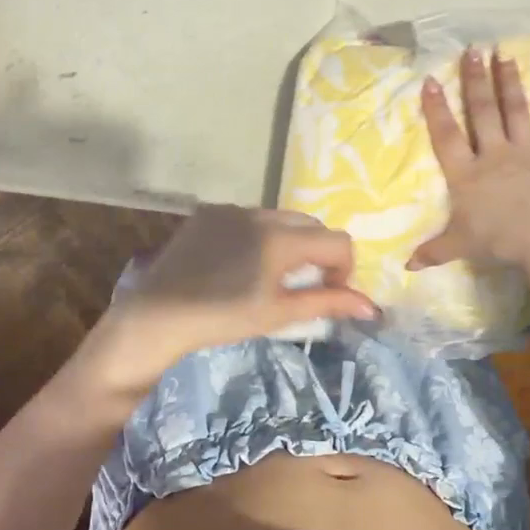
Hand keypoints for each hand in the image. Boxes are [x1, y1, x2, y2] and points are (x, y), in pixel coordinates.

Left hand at [70, 205, 376, 401]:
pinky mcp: (206, 213)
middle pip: (309, 224)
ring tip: (268, 274)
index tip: (328, 292)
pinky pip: (245, 217)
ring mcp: (230, 210)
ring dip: (286, 241)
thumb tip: (371, 307)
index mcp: (281, 238)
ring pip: (278, 218)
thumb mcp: (278, 314)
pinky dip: (254, 235)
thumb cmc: (222, 319)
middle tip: (303, 285)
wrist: (158, 316)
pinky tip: (237, 263)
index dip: (343, 268)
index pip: (337, 241)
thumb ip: (327, 303)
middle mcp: (259, 213)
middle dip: (317, 252)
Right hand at [410, 49, 529, 274]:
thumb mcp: (460, 247)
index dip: (437, 109)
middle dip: (474, 80)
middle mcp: (494, 155)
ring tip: (503, 55)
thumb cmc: (500, 244)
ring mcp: (526, 152)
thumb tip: (407, 265)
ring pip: (514, 110)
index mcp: (467, 175)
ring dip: (508, 81)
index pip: (446, 136)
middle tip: (471, 50)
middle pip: (481, 113)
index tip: (431, 81)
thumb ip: (433, 251)